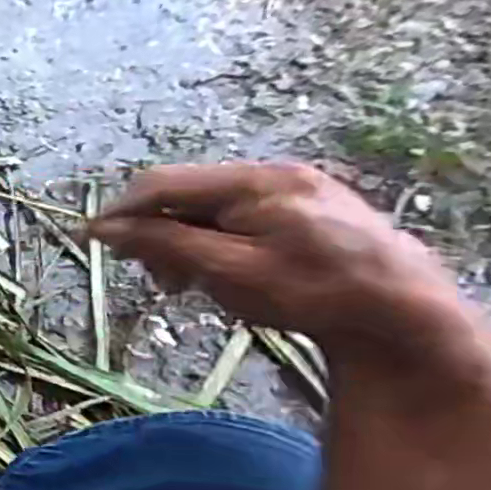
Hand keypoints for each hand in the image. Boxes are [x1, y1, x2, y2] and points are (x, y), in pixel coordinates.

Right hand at [87, 162, 469, 361]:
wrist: (404, 315)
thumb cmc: (310, 293)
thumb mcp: (226, 270)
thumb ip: (163, 243)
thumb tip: (104, 229)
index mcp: (254, 183)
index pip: (161, 185)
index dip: (119, 212)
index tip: (87, 240)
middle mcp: (270, 174)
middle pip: (179, 193)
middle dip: (150, 231)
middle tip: (151, 275)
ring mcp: (288, 189)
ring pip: (200, 207)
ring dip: (176, 240)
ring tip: (182, 281)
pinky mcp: (298, 208)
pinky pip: (228, 216)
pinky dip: (204, 241)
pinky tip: (211, 270)